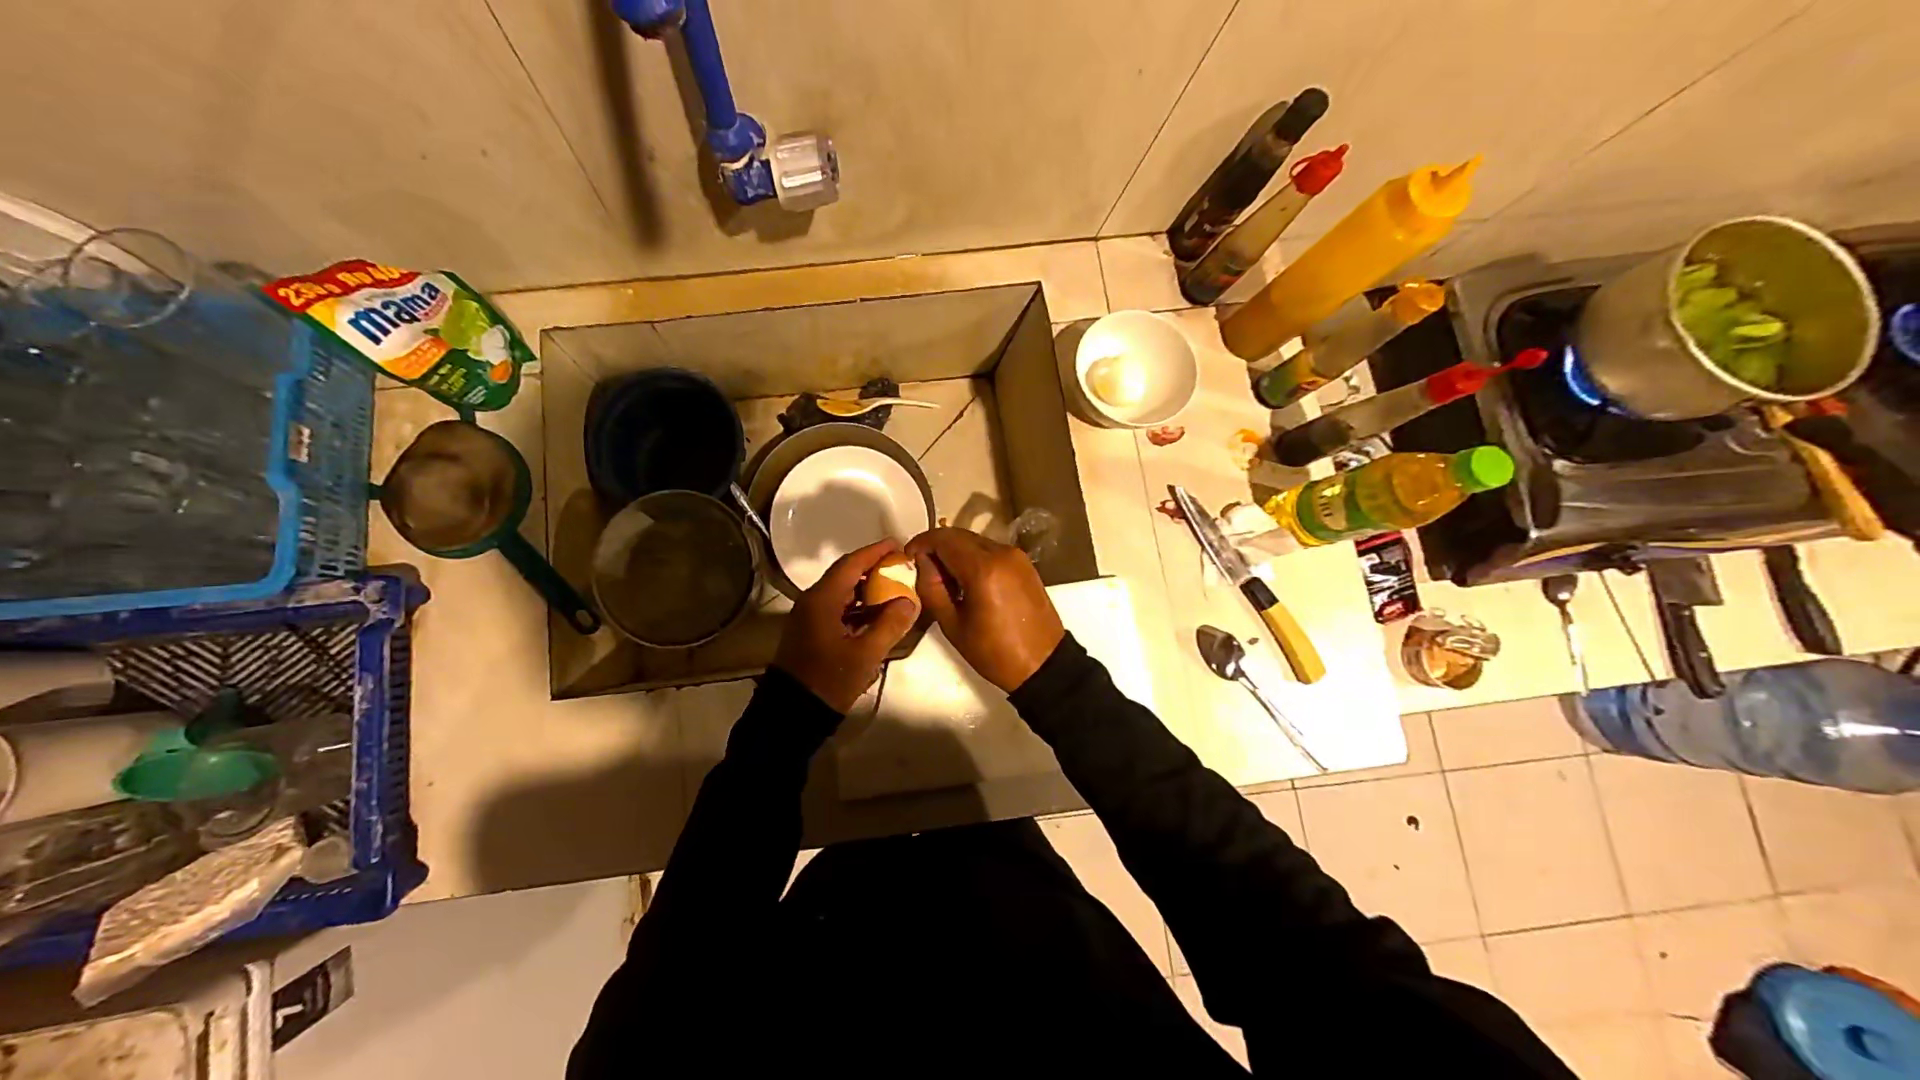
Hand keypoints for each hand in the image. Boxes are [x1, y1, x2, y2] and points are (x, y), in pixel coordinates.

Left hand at [773, 539, 919, 712]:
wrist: (792, 713)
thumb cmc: (829, 680)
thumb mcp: (866, 654)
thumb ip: (890, 625)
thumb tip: (909, 602)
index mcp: (822, 600)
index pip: (851, 564)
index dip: (875, 552)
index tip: (897, 544)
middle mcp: (812, 601)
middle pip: (845, 575)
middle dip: (873, 568)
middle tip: (900, 566)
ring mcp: (809, 617)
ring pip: (841, 592)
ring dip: (866, 588)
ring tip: (894, 588)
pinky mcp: (810, 632)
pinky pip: (837, 608)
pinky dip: (858, 606)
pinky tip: (877, 614)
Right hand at [906, 528, 1063, 692]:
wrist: (1044, 664)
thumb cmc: (995, 652)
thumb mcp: (953, 625)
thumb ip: (932, 588)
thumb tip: (921, 564)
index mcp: (983, 568)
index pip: (943, 538)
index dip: (920, 543)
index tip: (908, 559)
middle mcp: (1002, 553)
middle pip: (959, 535)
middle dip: (936, 547)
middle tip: (922, 571)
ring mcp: (1016, 556)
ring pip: (975, 541)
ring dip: (955, 553)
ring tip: (944, 580)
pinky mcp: (1025, 564)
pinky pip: (991, 551)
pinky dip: (974, 558)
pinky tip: (967, 582)